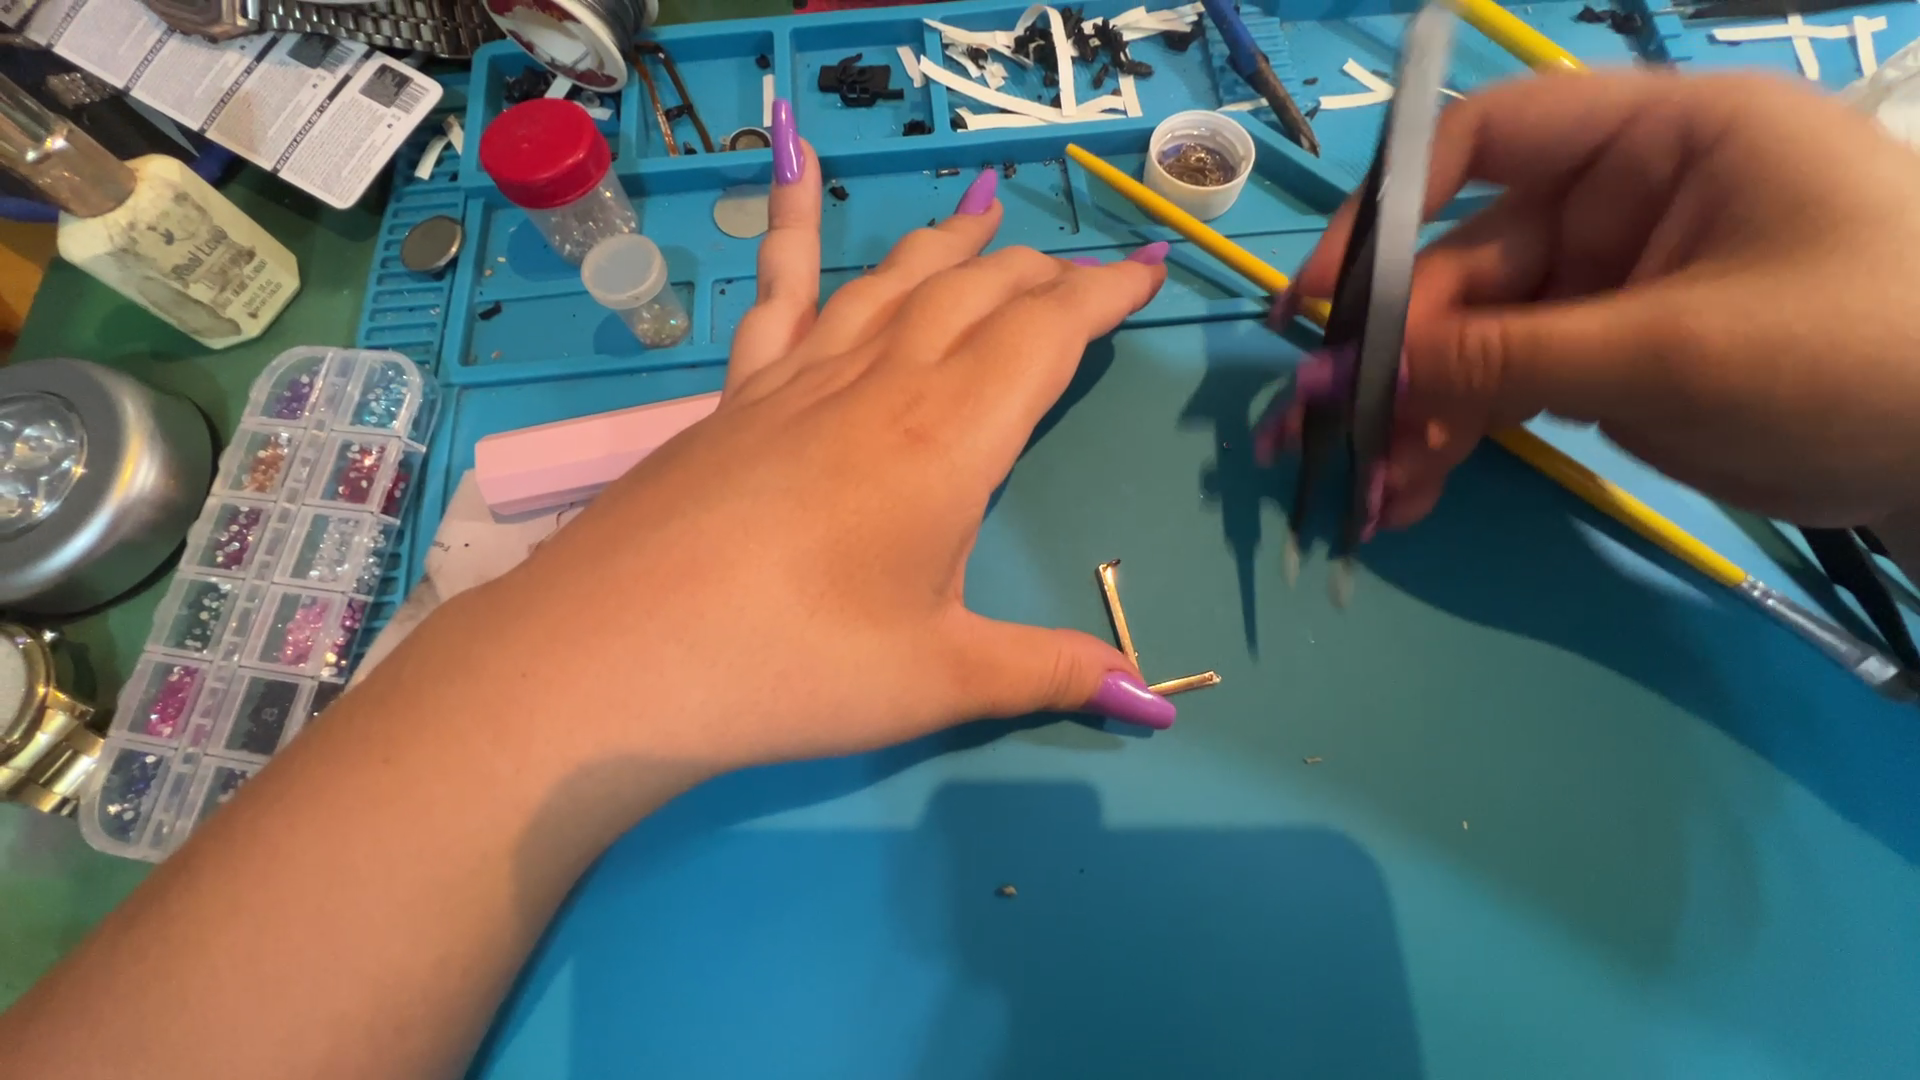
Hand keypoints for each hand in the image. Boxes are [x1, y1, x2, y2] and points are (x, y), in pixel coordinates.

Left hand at [435, 104, 1174, 788]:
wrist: (613, 660)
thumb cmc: (793, 667)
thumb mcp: (940, 680)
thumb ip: (1049, 674)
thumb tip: (1149, 703)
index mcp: (948, 437)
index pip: (1045, 334)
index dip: (1103, 297)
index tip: (1145, 275)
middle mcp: (879, 383)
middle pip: (975, 293)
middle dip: (1039, 275)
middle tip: (1076, 278)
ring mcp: (798, 380)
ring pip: (892, 280)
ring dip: (950, 245)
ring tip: (985, 216)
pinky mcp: (737, 397)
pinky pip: (776, 292)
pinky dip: (790, 224)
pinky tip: (784, 161)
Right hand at [1291, 71, 1919, 535]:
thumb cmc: (1870, 356)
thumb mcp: (1671, 351)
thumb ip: (1500, 358)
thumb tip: (1354, 376)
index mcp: (1652, 144)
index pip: (1483, 139)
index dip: (1386, 211)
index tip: (1320, 298)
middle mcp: (1607, 207)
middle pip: (1452, 272)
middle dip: (1390, 362)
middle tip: (1329, 435)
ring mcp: (1589, 290)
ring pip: (1458, 346)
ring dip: (1407, 418)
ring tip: (1371, 489)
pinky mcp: (1582, 360)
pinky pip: (1486, 392)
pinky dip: (1444, 442)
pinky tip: (1410, 495)